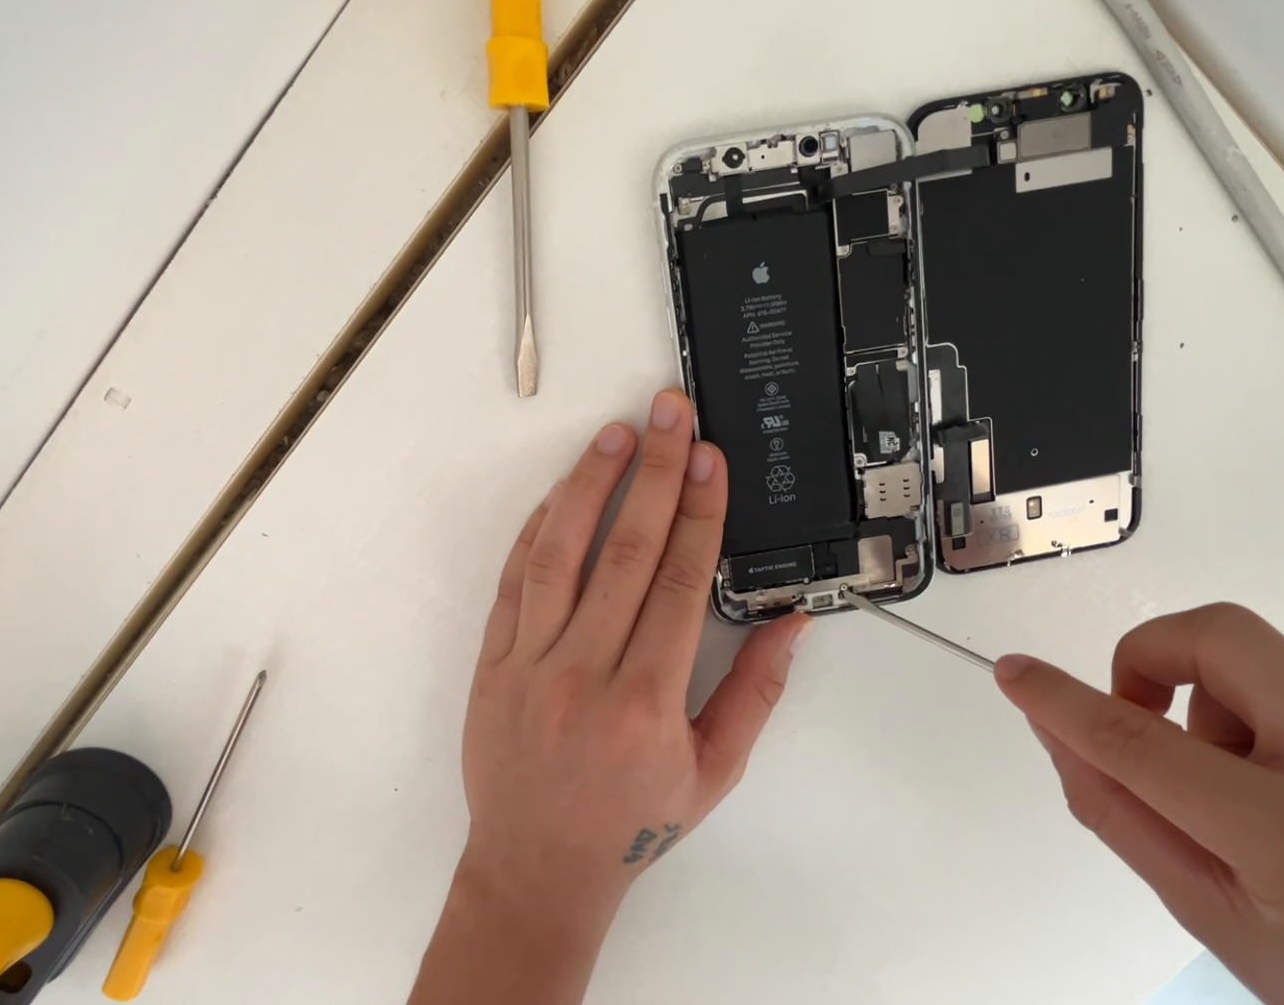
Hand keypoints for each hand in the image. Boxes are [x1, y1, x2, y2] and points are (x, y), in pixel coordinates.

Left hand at [409, 389, 808, 1004]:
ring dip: (589, 484)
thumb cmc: (633, 824)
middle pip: (623, 551)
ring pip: (558, 554)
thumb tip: (791, 621)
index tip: (710, 458)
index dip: (699, 512)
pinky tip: (561, 493)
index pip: (678, 582)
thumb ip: (755, 693)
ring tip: (615, 433)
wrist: (536, 869)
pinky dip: (536, 530)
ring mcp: (528, 664)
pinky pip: (512, 583)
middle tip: (668, 413)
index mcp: (646, 702)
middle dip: (653, 472)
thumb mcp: (713, 772)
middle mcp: (584, 674)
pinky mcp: (491, 663)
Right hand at [996, 602, 1283, 1004]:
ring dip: (1227, 716)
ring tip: (1253, 797)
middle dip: (1152, 654)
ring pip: (1270, 671)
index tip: (1019, 675)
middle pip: (1223, 639)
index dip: (1062, 701)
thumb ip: (1123, 817)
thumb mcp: (1218, 924)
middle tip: (1143, 710)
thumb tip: (1063, 735)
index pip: (1141, 745)